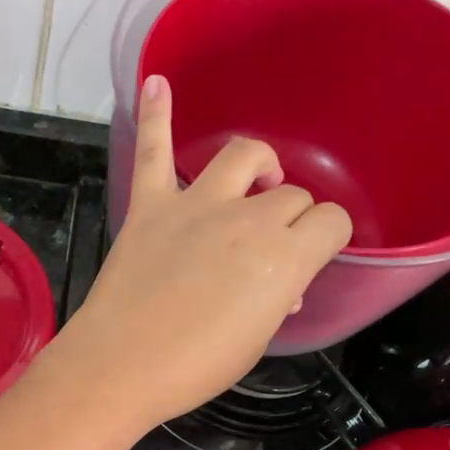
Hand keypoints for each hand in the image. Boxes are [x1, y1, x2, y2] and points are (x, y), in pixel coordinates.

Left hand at [42, 74, 351, 430]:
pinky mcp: (149, 207)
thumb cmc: (192, 368)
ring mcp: (194, 207)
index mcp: (284, 257)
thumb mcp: (254, 342)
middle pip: (289, 196)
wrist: (119, 367)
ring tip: (253, 183)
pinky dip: (155, 116)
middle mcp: (247, 220)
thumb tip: (281, 285)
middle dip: (289, 219)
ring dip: (257, 165)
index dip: (325, 239)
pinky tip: (156, 81)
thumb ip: (276, 299)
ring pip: (242, 157)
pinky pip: (154, 151)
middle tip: (267, 251)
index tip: (310, 256)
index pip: (330, 222)